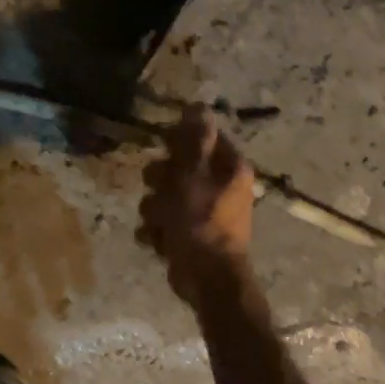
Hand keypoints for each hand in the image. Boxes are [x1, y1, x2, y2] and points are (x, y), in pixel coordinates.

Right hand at [137, 105, 254, 300]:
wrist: (206, 279)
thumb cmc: (201, 223)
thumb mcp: (192, 176)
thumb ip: (193, 141)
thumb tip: (199, 105)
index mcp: (229, 168)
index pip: (202, 137)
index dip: (178, 140)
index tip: (163, 146)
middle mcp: (221, 186)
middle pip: (179, 166)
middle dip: (160, 180)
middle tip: (159, 189)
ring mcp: (205, 212)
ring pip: (166, 196)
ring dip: (155, 209)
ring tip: (160, 224)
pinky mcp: (190, 234)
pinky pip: (164, 221)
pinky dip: (158, 231)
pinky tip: (159, 241)